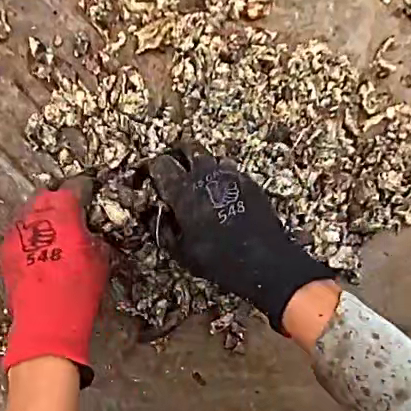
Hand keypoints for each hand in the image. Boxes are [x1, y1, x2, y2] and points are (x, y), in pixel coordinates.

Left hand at [0, 184, 107, 383]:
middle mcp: (36, 220)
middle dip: (56, 201)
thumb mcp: (99, 261)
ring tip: (52, 231)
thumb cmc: (76, 294)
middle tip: (68, 212)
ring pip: (27, 214)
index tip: (86, 194)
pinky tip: (37, 247)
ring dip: (39, 218)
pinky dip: (28, 236)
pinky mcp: (6, 252)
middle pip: (44, 197)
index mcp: (63, 215)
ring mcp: (17, 235)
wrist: (46, 323)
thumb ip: (91, 238)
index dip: (82, 190)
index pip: (72, 189)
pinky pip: (18, 234)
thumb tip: (87, 234)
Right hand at [149, 151, 336, 332]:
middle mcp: (207, 175)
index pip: (160, 164)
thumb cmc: (216, 260)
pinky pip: (230, 171)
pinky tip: (218, 195)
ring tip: (195, 181)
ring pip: (211, 157)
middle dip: (176, 153)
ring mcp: (231, 176)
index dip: (150, 168)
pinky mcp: (250, 182)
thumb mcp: (179, 251)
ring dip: (200, 165)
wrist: (264, 262)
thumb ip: (163, 227)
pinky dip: (220, 177)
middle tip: (171, 166)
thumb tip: (154, 214)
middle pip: (188, 147)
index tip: (146, 175)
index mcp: (183, 190)